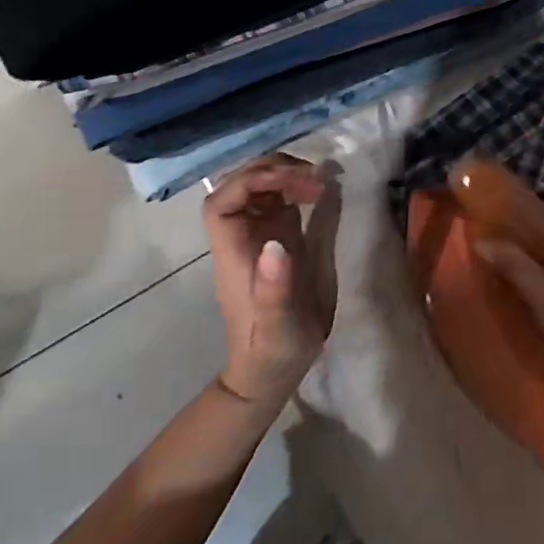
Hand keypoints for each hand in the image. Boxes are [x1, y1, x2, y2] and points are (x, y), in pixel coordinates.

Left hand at [203, 156, 328, 404]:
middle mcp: (243, 239)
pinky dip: (298, 188)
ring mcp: (261, 238)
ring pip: (260, 189)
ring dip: (286, 175)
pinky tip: (323, 189)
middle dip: (272, 171)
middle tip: (313, 176)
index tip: (290, 181)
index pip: (221, 204)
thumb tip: (276, 244)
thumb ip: (274, 290)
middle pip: (239, 187)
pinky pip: (281, 202)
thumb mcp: (278, 328)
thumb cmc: (273, 352)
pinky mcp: (281, 240)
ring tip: (321, 180)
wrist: (273, 372)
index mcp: (234, 254)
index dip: (250, 182)